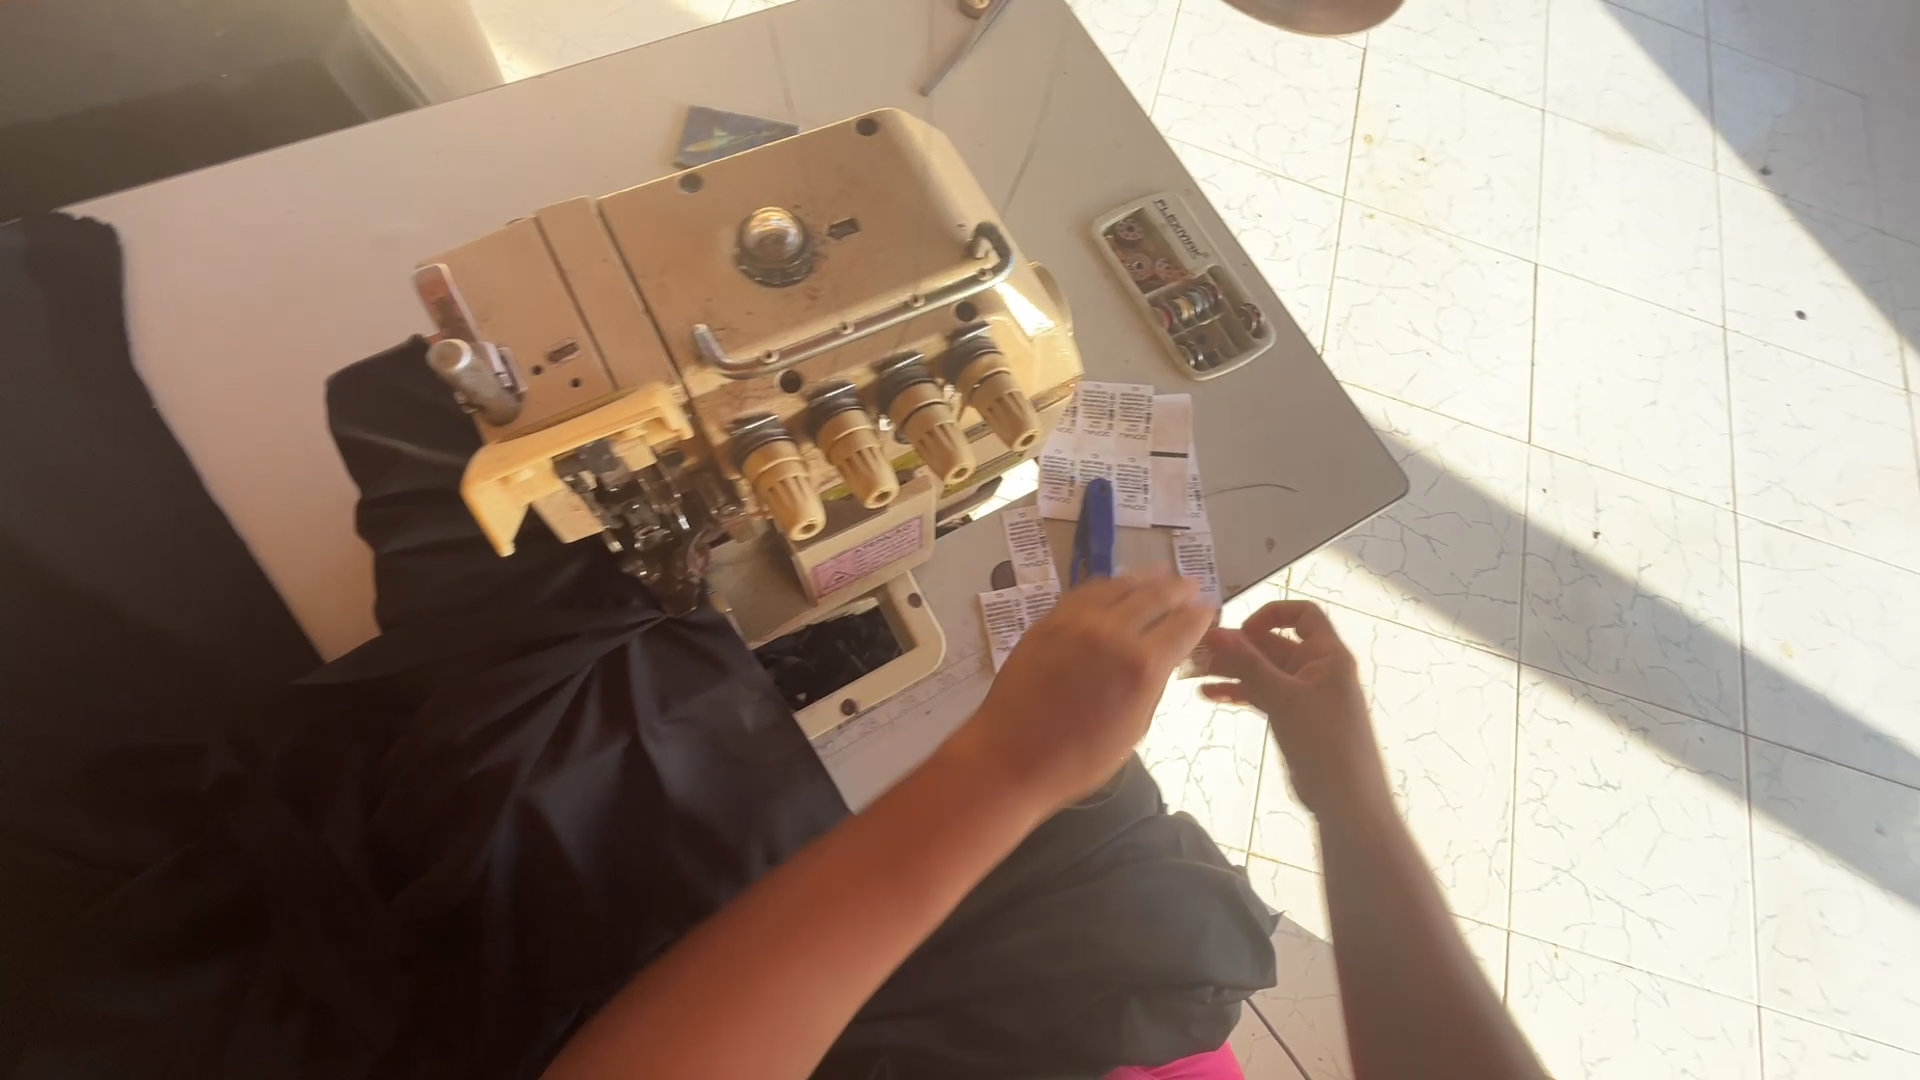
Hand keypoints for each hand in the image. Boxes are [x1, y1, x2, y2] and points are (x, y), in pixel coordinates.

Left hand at [951, 569, 1215, 810]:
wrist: (1010, 756)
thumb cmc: (1078, 759)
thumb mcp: (1133, 728)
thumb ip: (1151, 684)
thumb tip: (1161, 657)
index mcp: (1141, 665)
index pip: (1183, 626)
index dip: (1201, 615)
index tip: (1209, 608)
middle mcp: (1112, 632)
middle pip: (1154, 596)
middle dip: (1178, 589)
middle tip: (1191, 584)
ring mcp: (1076, 621)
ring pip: (1119, 586)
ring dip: (1144, 579)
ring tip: (1160, 574)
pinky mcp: (1049, 620)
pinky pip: (1085, 592)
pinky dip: (1108, 585)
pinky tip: (1115, 584)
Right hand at [1201, 600, 1390, 821]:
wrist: (1347, 802)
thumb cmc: (1324, 742)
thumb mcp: (1283, 698)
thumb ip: (1249, 663)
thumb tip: (1216, 632)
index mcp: (1326, 655)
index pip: (1302, 614)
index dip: (1271, 614)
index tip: (1240, 630)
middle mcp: (1316, 668)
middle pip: (1272, 644)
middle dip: (1236, 648)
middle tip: (1197, 654)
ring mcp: (1303, 694)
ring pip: (1261, 671)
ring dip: (1230, 670)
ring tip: (1195, 675)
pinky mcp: (1291, 716)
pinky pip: (1261, 693)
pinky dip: (1238, 691)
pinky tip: (1209, 695)